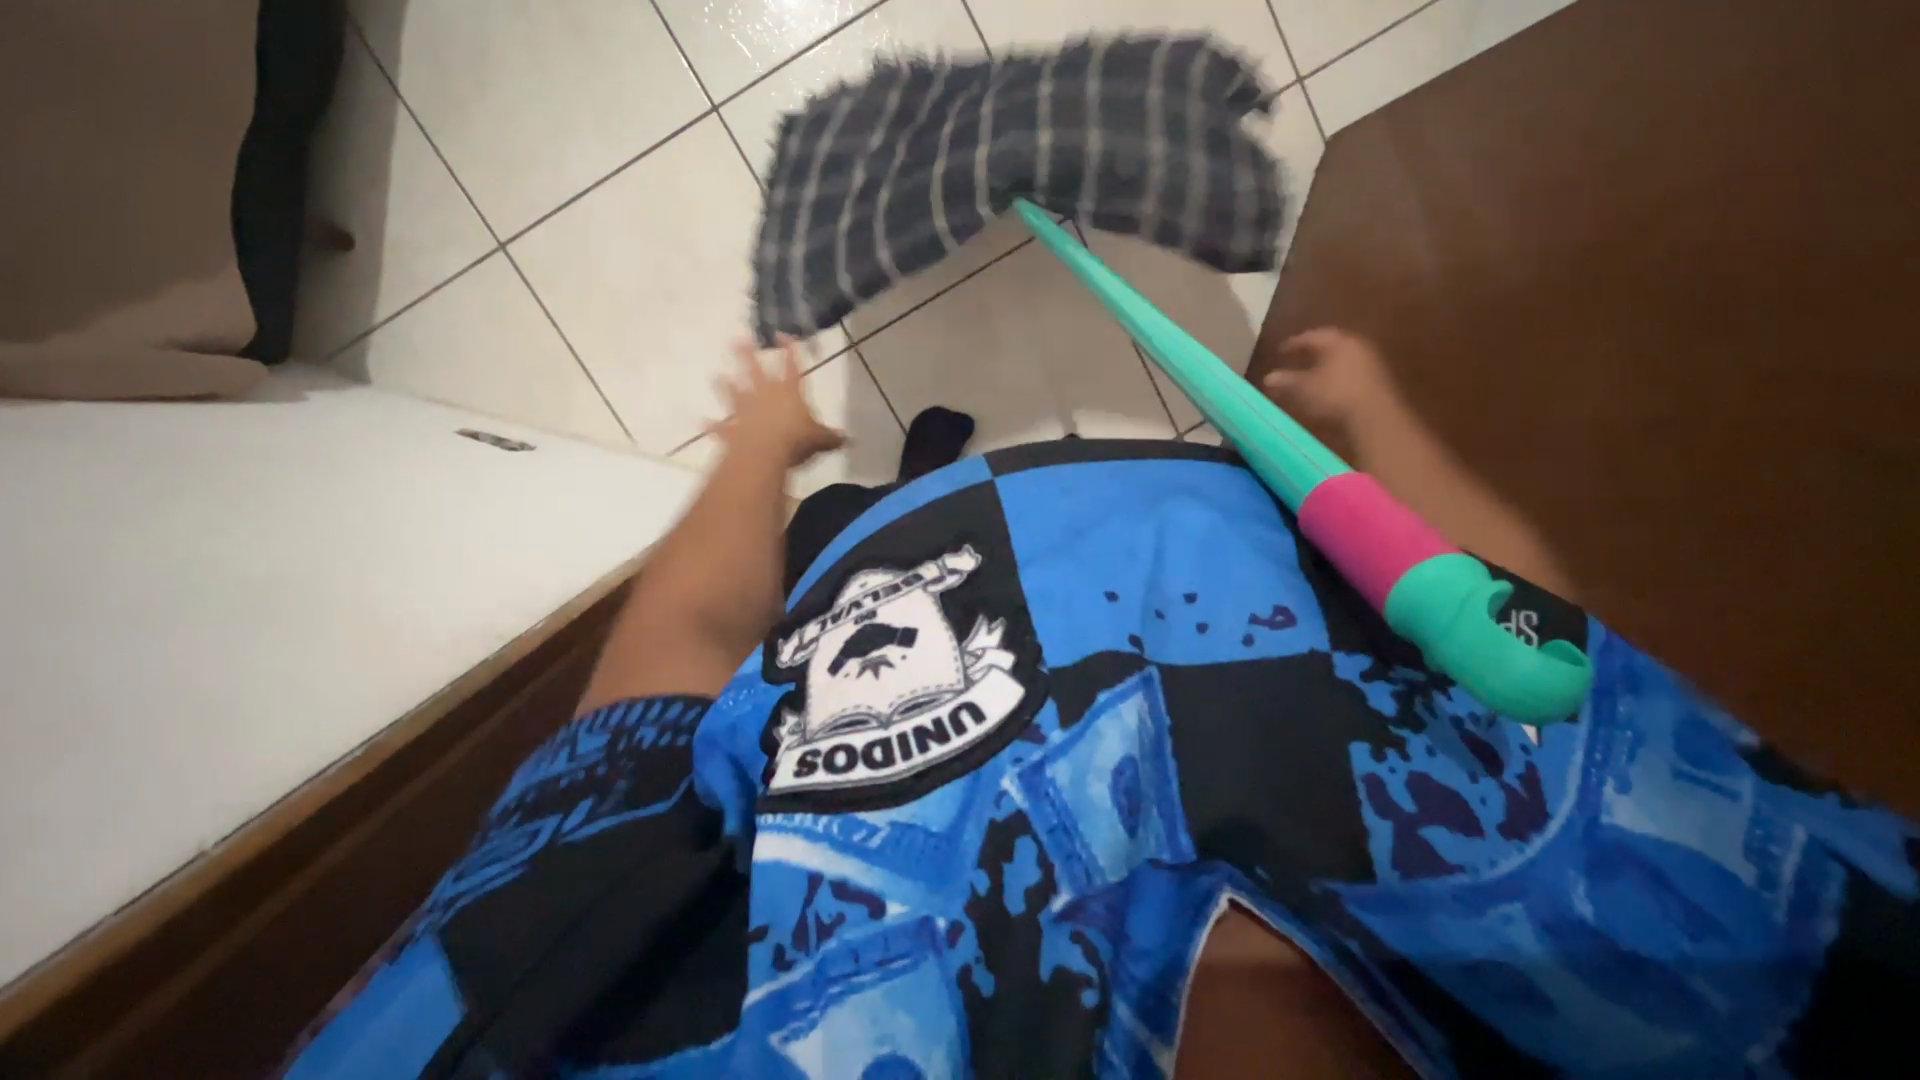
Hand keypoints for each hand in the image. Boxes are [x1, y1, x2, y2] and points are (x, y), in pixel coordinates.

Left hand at [709, 336, 846, 467]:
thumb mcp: (821, 440)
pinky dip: (712, 425)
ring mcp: (744, 410)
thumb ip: (831, 437)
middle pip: (755, 370)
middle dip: (747, 355)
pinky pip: (720, 426)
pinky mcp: (730, 429)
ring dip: (724, 385)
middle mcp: (764, 395)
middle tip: (738, 340)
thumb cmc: (796, 440)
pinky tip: (701, 422)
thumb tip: (848, 439)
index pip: (791, 366)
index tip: (782, 333)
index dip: (789, 350)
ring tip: (716, 375)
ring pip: (733, 392)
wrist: (763, 453)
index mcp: (789, 392)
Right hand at [1260, 328, 1404, 431]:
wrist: (1375, 415)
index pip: (1311, 336)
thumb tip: (1267, 378)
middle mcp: (1355, 345)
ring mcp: (1369, 360)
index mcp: (1337, 341)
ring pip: (1341, 357)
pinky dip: (1337, 374)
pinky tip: (1329, 385)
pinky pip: (1351, 369)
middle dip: (1311, 351)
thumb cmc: (1335, 395)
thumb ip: (1286, 381)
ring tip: (1311, 373)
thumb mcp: (1304, 389)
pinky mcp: (1377, 377)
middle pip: (1329, 344)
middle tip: (1297, 358)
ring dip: (1325, 363)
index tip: (1280, 350)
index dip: (1293, 343)